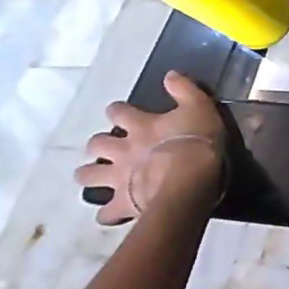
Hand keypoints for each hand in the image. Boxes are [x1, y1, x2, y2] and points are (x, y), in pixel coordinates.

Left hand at [75, 71, 225, 224]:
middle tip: (106, 147)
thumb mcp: (199, 106)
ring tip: (94, 176)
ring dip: (89, 175)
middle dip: (97, 145)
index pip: (118, 112)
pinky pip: (106, 213)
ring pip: (89, 176)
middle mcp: (122, 150)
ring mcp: (119, 178)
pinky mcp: (124, 203)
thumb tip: (170, 74)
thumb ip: (184, 88)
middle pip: (96, 144)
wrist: (190, 181)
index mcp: (139, 125)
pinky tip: (110, 213)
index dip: (116, 111)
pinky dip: (107, 214)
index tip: (119, 112)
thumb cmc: (197, 141)